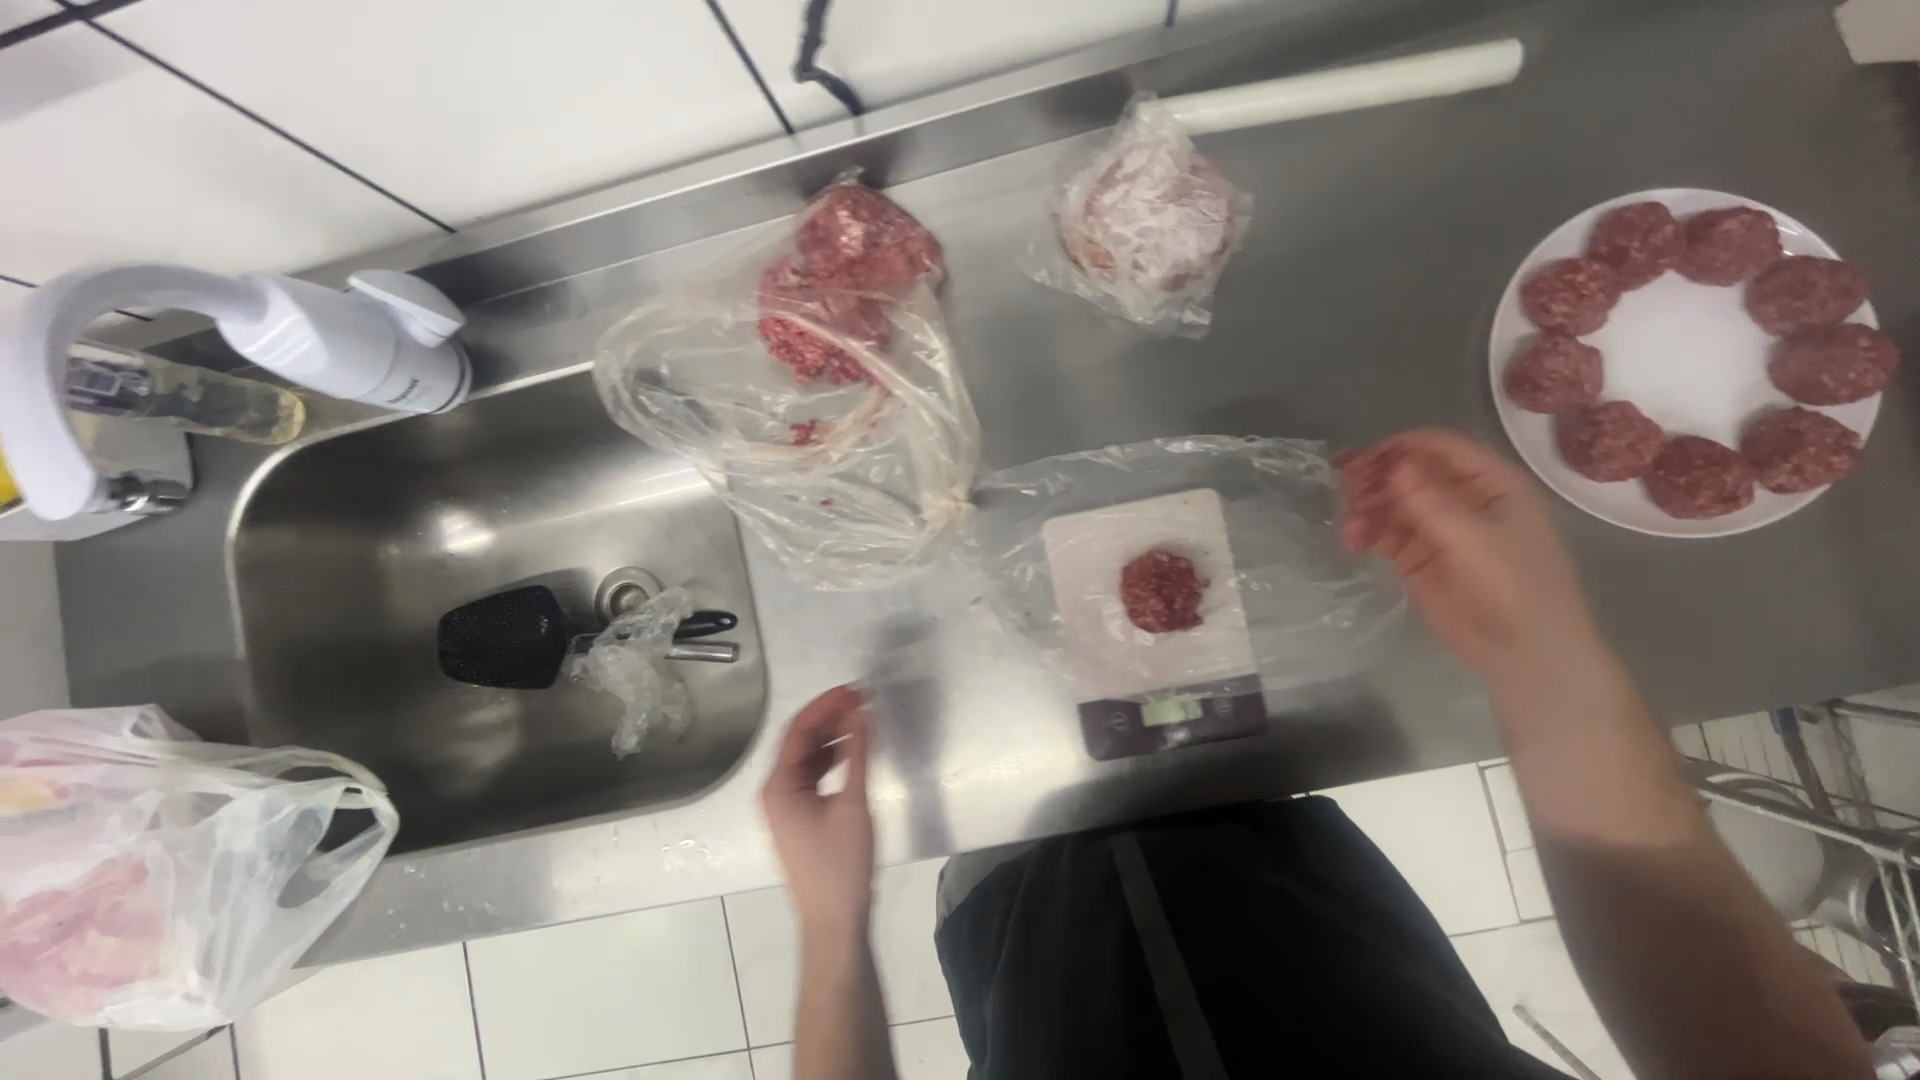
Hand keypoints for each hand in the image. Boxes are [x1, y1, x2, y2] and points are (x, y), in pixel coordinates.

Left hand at [761, 685, 874, 939]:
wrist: (833, 922)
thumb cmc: (841, 865)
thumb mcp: (853, 804)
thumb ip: (858, 753)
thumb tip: (863, 712)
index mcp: (778, 786)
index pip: (798, 730)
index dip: (826, 705)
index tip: (856, 689)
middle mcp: (774, 792)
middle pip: (799, 742)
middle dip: (829, 718)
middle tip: (862, 700)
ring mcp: (784, 807)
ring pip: (806, 758)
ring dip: (832, 737)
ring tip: (862, 721)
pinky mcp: (798, 819)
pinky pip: (811, 777)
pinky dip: (831, 760)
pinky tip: (854, 753)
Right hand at [1337, 429, 1598, 676]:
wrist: (1524, 651)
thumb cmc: (1516, 588)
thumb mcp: (1478, 542)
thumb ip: (1434, 504)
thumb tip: (1396, 466)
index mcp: (1489, 484)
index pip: (1439, 448)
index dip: (1400, 449)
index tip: (1363, 462)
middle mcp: (1460, 499)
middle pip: (1407, 472)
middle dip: (1375, 478)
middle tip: (1347, 492)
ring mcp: (1436, 528)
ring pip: (1390, 502)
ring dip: (1365, 507)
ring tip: (1350, 528)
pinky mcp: (1416, 556)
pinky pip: (1383, 532)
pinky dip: (1364, 532)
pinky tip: (1352, 542)